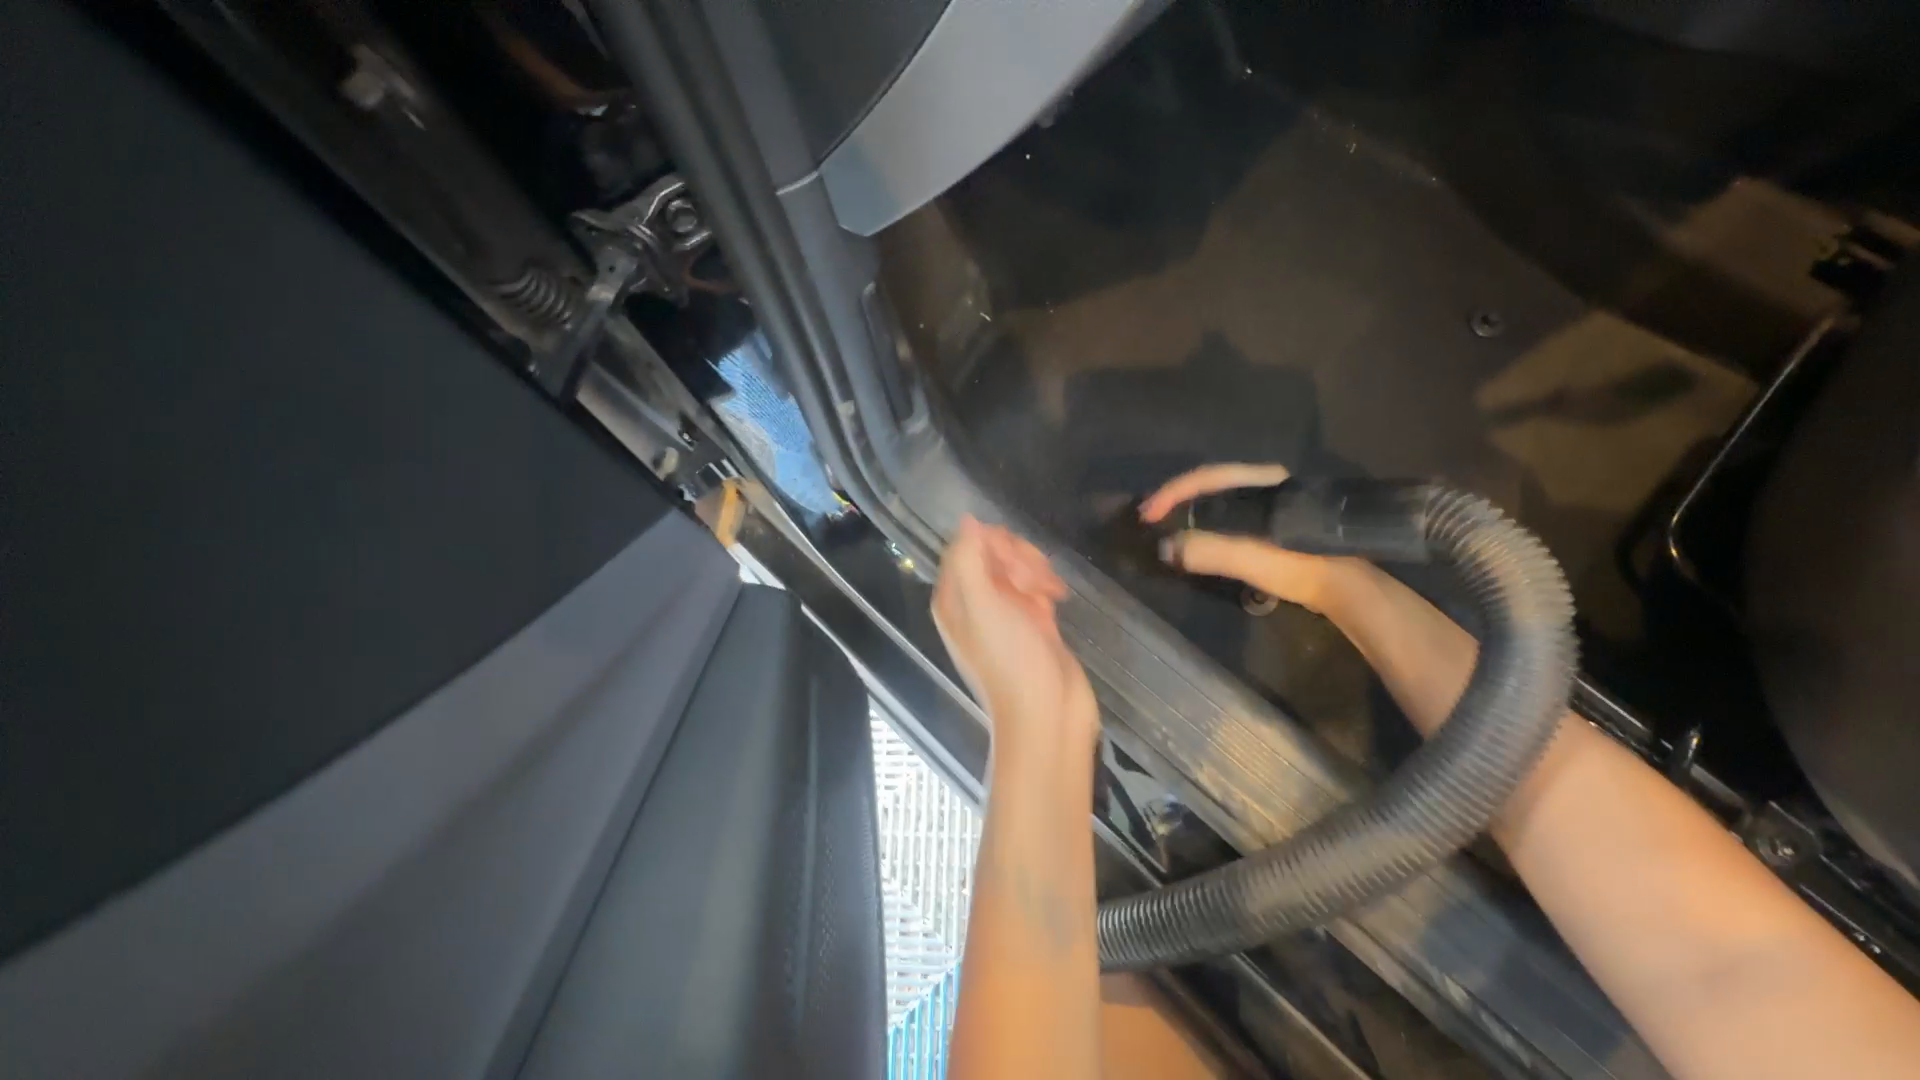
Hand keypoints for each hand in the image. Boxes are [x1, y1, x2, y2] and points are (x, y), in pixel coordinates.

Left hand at [934, 517, 1098, 765]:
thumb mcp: (982, 606)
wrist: (1048, 713)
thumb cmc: (1010, 661)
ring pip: (1017, 566)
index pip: (965, 546)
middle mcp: (974, 603)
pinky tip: (1057, 599)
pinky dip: (1047, 585)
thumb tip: (967, 520)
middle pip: (993, 552)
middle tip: (1033, 583)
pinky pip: (1036, 586)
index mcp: (953, 598)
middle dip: (1018, 557)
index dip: (992, 545)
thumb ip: (969, 559)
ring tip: (1049, 593)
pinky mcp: (1034, 622)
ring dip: (1036, 570)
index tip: (1014, 565)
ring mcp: (1005, 612)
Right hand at [1139, 462, 1363, 616]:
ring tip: (1164, 526)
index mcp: (1265, 483)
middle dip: (1176, 498)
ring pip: (1218, 500)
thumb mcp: (1252, 559)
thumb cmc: (1301, 567)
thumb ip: (1209, 551)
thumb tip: (1165, 548)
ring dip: (1189, 512)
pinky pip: (1228, 516)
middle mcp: (1267, 485)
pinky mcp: (1273, 525)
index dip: (1173, 493)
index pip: (1208, 477)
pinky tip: (1194, 539)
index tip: (1147, 514)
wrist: (1347, 589)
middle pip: (1210, 484)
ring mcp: (1272, 505)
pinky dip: (1204, 524)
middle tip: (1148, 517)